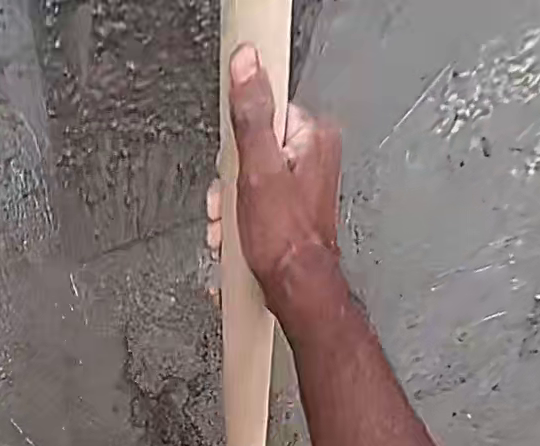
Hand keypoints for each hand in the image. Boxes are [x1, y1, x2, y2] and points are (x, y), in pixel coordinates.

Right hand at [227, 43, 345, 327]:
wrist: (293, 287)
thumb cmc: (283, 239)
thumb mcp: (257, 171)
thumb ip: (251, 115)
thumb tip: (246, 65)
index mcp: (311, 138)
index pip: (263, 118)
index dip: (236, 150)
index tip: (232, 173)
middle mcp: (310, 160)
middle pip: (249, 157)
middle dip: (228, 191)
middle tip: (228, 211)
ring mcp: (299, 191)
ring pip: (246, 189)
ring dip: (228, 214)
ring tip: (229, 234)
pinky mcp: (286, 217)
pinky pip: (252, 211)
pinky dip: (238, 228)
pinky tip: (236, 243)